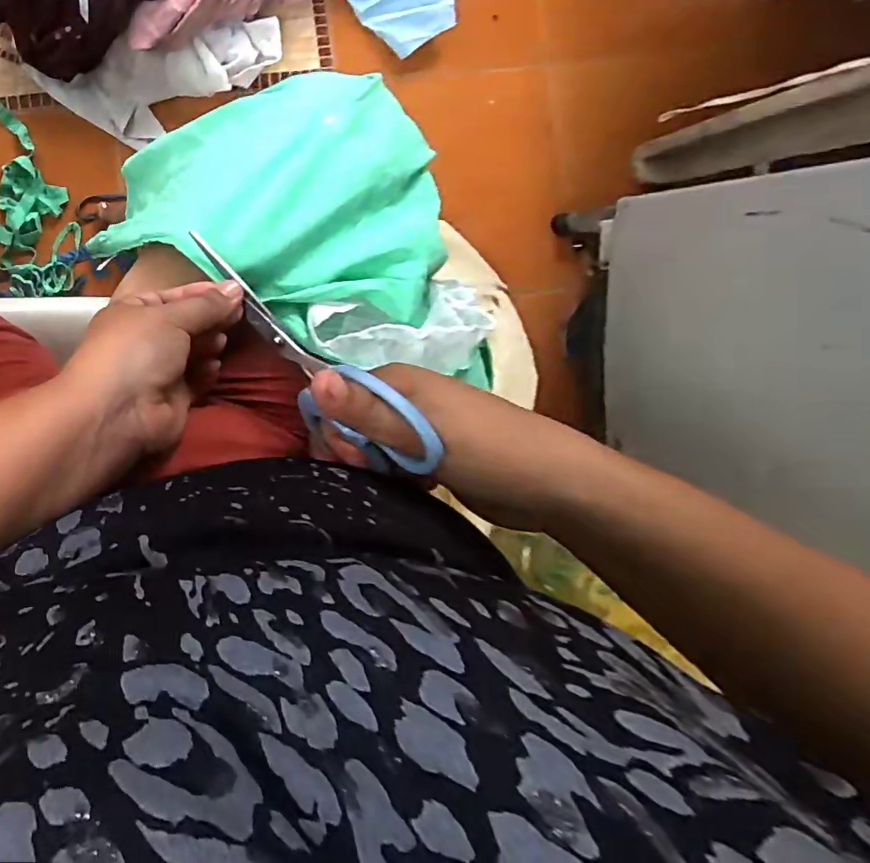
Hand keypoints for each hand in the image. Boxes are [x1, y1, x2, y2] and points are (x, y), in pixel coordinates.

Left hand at [58, 281, 243, 463]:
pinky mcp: (173, 397)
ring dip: (210, 344)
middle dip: (212, 319)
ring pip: (194, 351)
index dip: (204, 293)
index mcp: (136, 311)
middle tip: (239, 316)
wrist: (118, 412)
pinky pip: (196, 379)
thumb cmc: (138, 350)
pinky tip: (213, 366)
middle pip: (188, 323)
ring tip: (221, 341)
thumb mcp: (171, 317)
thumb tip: (236, 288)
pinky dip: (206, 372)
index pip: (175, 296)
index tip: (236, 292)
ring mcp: (158, 369)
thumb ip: (207, 305)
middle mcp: (146, 338)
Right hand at [304, 363, 619, 532]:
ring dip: (371, 469)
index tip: (349, 461)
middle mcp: (403, 399)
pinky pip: (393, 464)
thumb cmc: (487, 451)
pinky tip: (404, 492)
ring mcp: (419, 428)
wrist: (556, 486)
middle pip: (351, 423)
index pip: (337, 397)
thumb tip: (313, 378)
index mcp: (397, 381)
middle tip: (375, 476)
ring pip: (371, 446)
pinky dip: (392, 478)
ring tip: (391, 487)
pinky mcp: (430, 456)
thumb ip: (366, 412)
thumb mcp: (420, 433)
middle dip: (352, 452)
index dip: (333, 429)